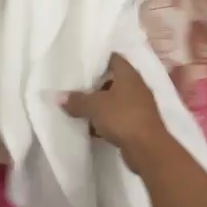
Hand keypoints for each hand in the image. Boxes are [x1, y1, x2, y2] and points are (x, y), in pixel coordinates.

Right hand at [62, 54, 173, 169]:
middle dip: (95, 84)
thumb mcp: (95, 106)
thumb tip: (58, 96)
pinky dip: (105, 120)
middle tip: (75, 86)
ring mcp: (138, 105)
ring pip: (114, 100)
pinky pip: (117, 116)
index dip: (98, 59)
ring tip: (78, 107)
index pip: (113, 58)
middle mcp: (136, 86)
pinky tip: (90, 127)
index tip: (82, 63)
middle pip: (113, 79)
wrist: (148, 148)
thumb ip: (77, 100)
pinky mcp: (137, 123)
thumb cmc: (122, 117)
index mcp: (128, 74)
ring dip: (100, 104)